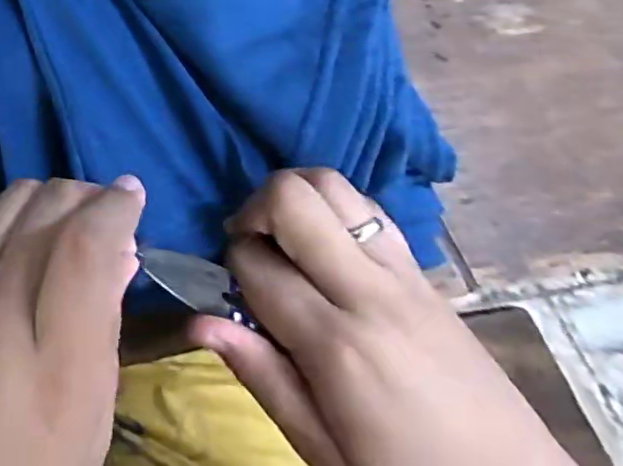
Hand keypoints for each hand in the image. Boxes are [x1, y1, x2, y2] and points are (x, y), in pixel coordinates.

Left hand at [0, 177, 145, 465]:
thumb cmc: (21, 461)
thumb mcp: (87, 417)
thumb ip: (106, 327)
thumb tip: (122, 252)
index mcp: (54, 355)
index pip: (87, 242)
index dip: (116, 205)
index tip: (132, 194)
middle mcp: (1, 302)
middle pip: (51, 206)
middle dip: (88, 195)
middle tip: (104, 214)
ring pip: (12, 199)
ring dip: (48, 197)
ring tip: (63, 221)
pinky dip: (1, 206)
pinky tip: (12, 229)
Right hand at [187, 169, 573, 465]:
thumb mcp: (326, 453)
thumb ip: (264, 378)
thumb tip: (197, 321)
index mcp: (336, 344)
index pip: (256, 262)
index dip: (232, 266)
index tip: (235, 290)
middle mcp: (368, 292)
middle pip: (292, 197)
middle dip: (255, 208)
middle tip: (251, 246)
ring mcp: (403, 275)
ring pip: (333, 184)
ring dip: (296, 197)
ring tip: (287, 237)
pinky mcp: (426, 273)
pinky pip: (370, 209)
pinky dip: (336, 208)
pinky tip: (330, 246)